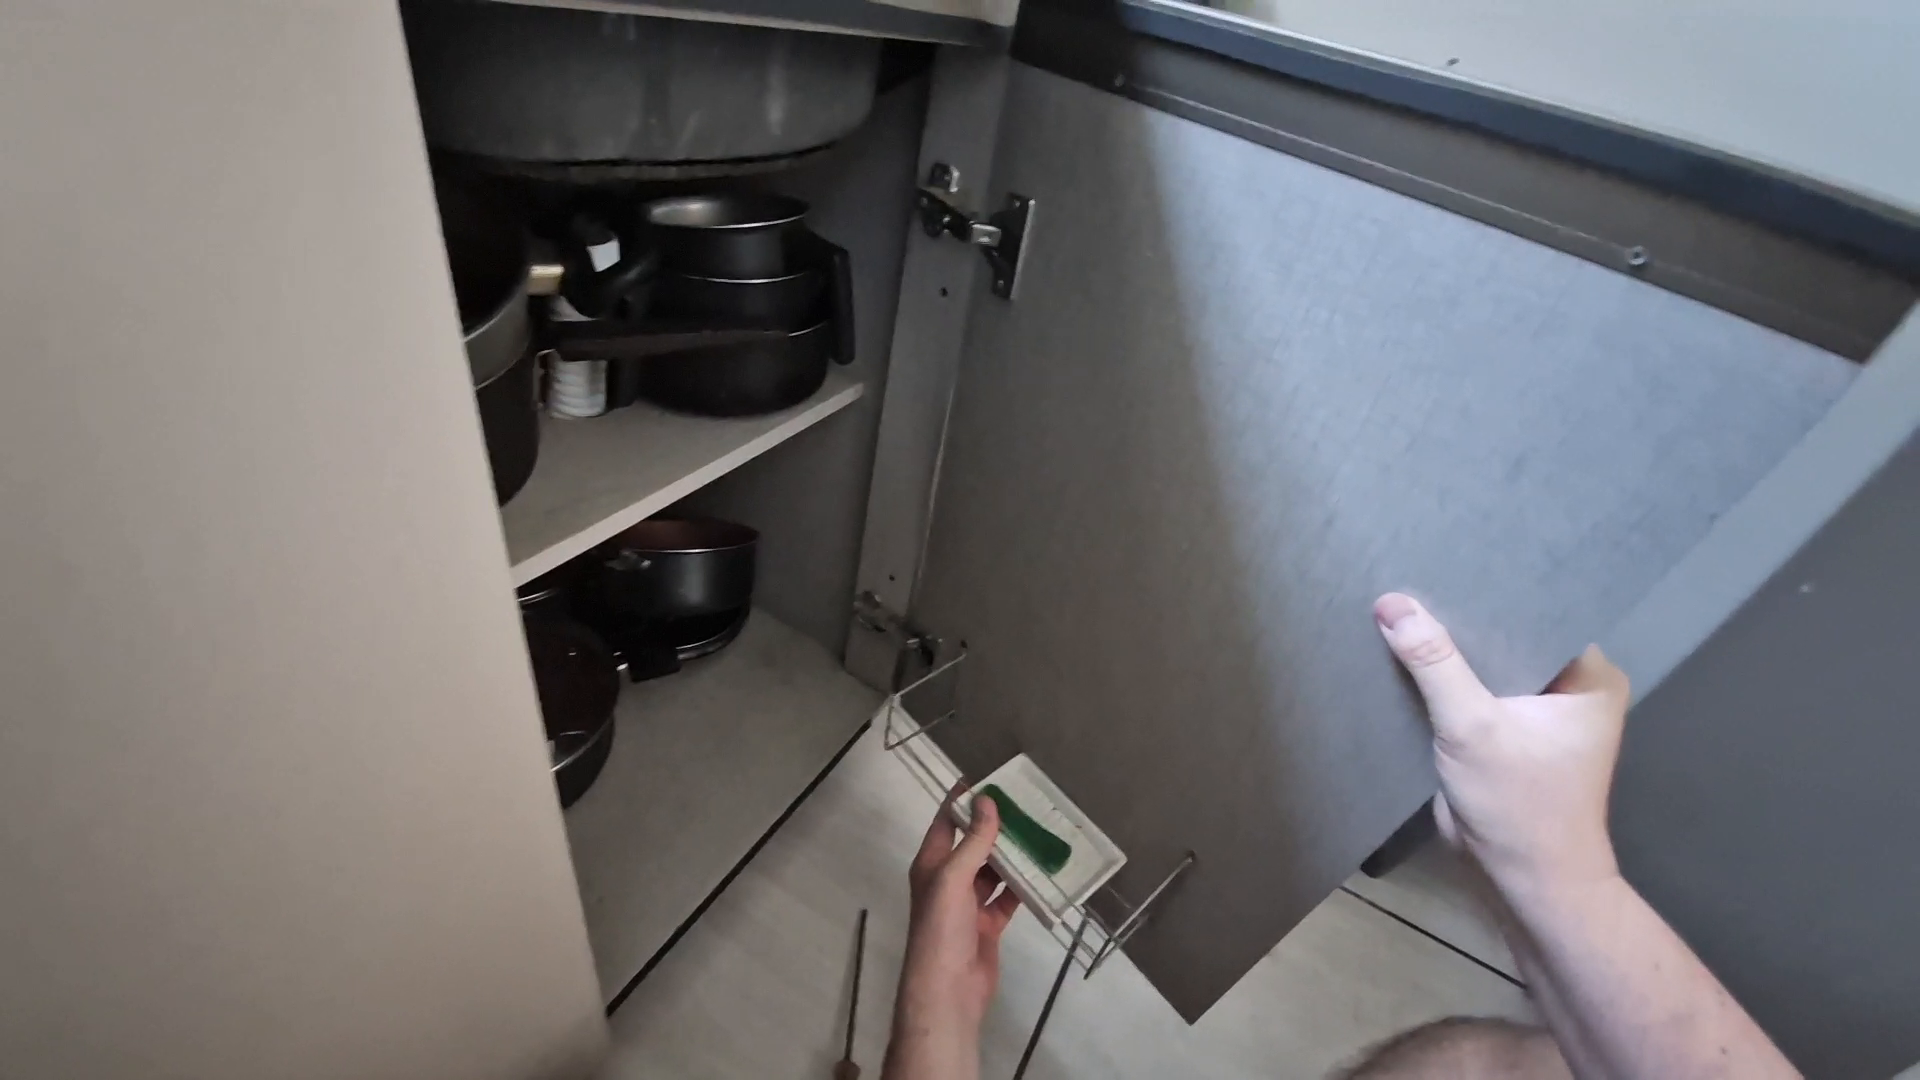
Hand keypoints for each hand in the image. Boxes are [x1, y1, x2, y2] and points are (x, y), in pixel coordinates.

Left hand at [898, 789, 1020, 1027]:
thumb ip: (972, 841)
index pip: (946, 820)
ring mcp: (969, 902)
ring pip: (993, 869)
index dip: (964, 799)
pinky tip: (1042, 870)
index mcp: (931, 863)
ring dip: (1012, 854)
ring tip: (1039, 831)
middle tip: (1025, 803)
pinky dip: (1023, 885)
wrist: (948, 992)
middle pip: (973, 843)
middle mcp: (949, 878)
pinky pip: (1007, 896)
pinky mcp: (989, 923)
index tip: (989, 777)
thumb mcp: (953, 878)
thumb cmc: (941, 928)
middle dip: (995, 825)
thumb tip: (987, 801)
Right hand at [1373, 593, 1628, 892]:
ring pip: (1479, 661)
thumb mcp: (1472, 725)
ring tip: (1395, 608)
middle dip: (1455, 617)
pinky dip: (1435, 676)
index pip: (1535, 612)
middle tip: (1405, 580)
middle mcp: (1564, 686)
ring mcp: (1530, 709)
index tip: (1438, 562)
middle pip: (1502, 634)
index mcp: (1587, 676)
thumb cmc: (1519, 803)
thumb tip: (1392, 602)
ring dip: (1441, 648)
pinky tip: (1399, 655)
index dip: (1487, 589)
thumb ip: (1433, 664)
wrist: (1521, 878)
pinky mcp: (1498, 729)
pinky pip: (1465, 687)